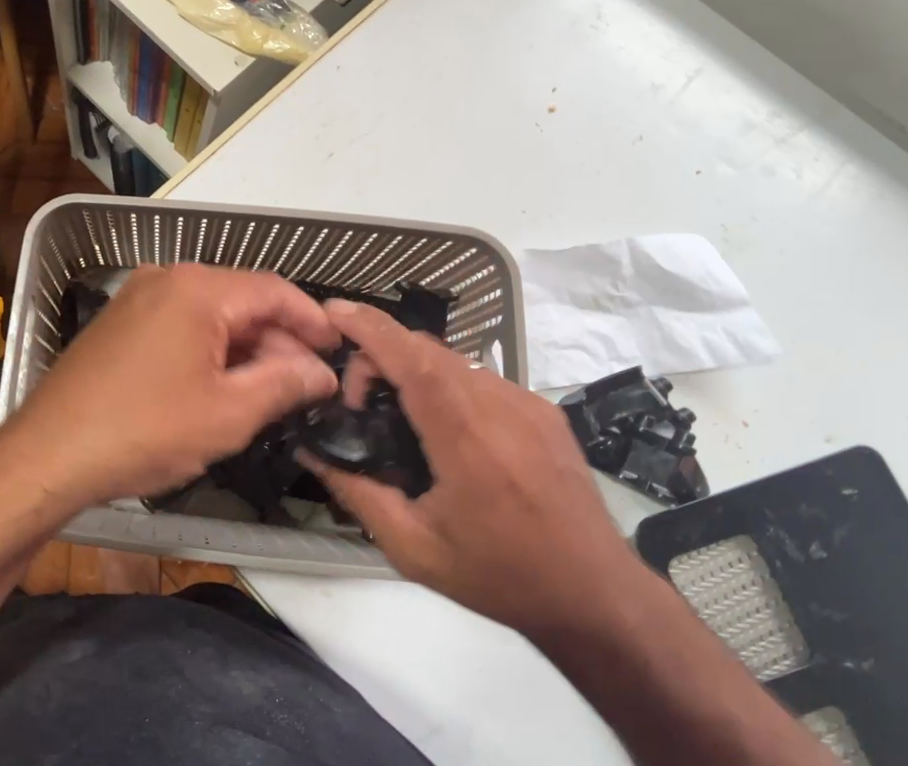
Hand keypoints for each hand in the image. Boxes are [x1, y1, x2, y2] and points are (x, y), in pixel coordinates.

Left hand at [0, 264, 339, 509]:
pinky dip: (209, 349)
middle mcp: (165, 279)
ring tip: (270, 390)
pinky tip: (221, 385)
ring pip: (210, 314)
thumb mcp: (229, 413)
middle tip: (306, 382)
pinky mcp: (118, 323)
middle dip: (279, 339)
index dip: (312, 320)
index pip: (274, 290)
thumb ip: (284, 383)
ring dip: (244, 347)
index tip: (338, 350)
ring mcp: (136, 299)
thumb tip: (320, 372)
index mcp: (196, 289)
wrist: (50, 452)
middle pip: (241, 299)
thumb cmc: (145, 430)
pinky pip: (179, 325)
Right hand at [308, 299, 650, 641]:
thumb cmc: (499, 575)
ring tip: (395, 417)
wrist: (596, 595)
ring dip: (413, 369)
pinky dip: (446, 384)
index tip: (333, 312)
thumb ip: (357, 492)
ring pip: (455, 362)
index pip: (413, 359)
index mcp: (467, 438)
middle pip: (428, 350)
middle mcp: (501, 406)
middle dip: (380, 354)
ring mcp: (529, 404)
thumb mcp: (413, 547)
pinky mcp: (545, 412)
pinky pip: (481, 380)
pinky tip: (440, 428)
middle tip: (354, 400)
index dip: (371, 328)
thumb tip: (311, 452)